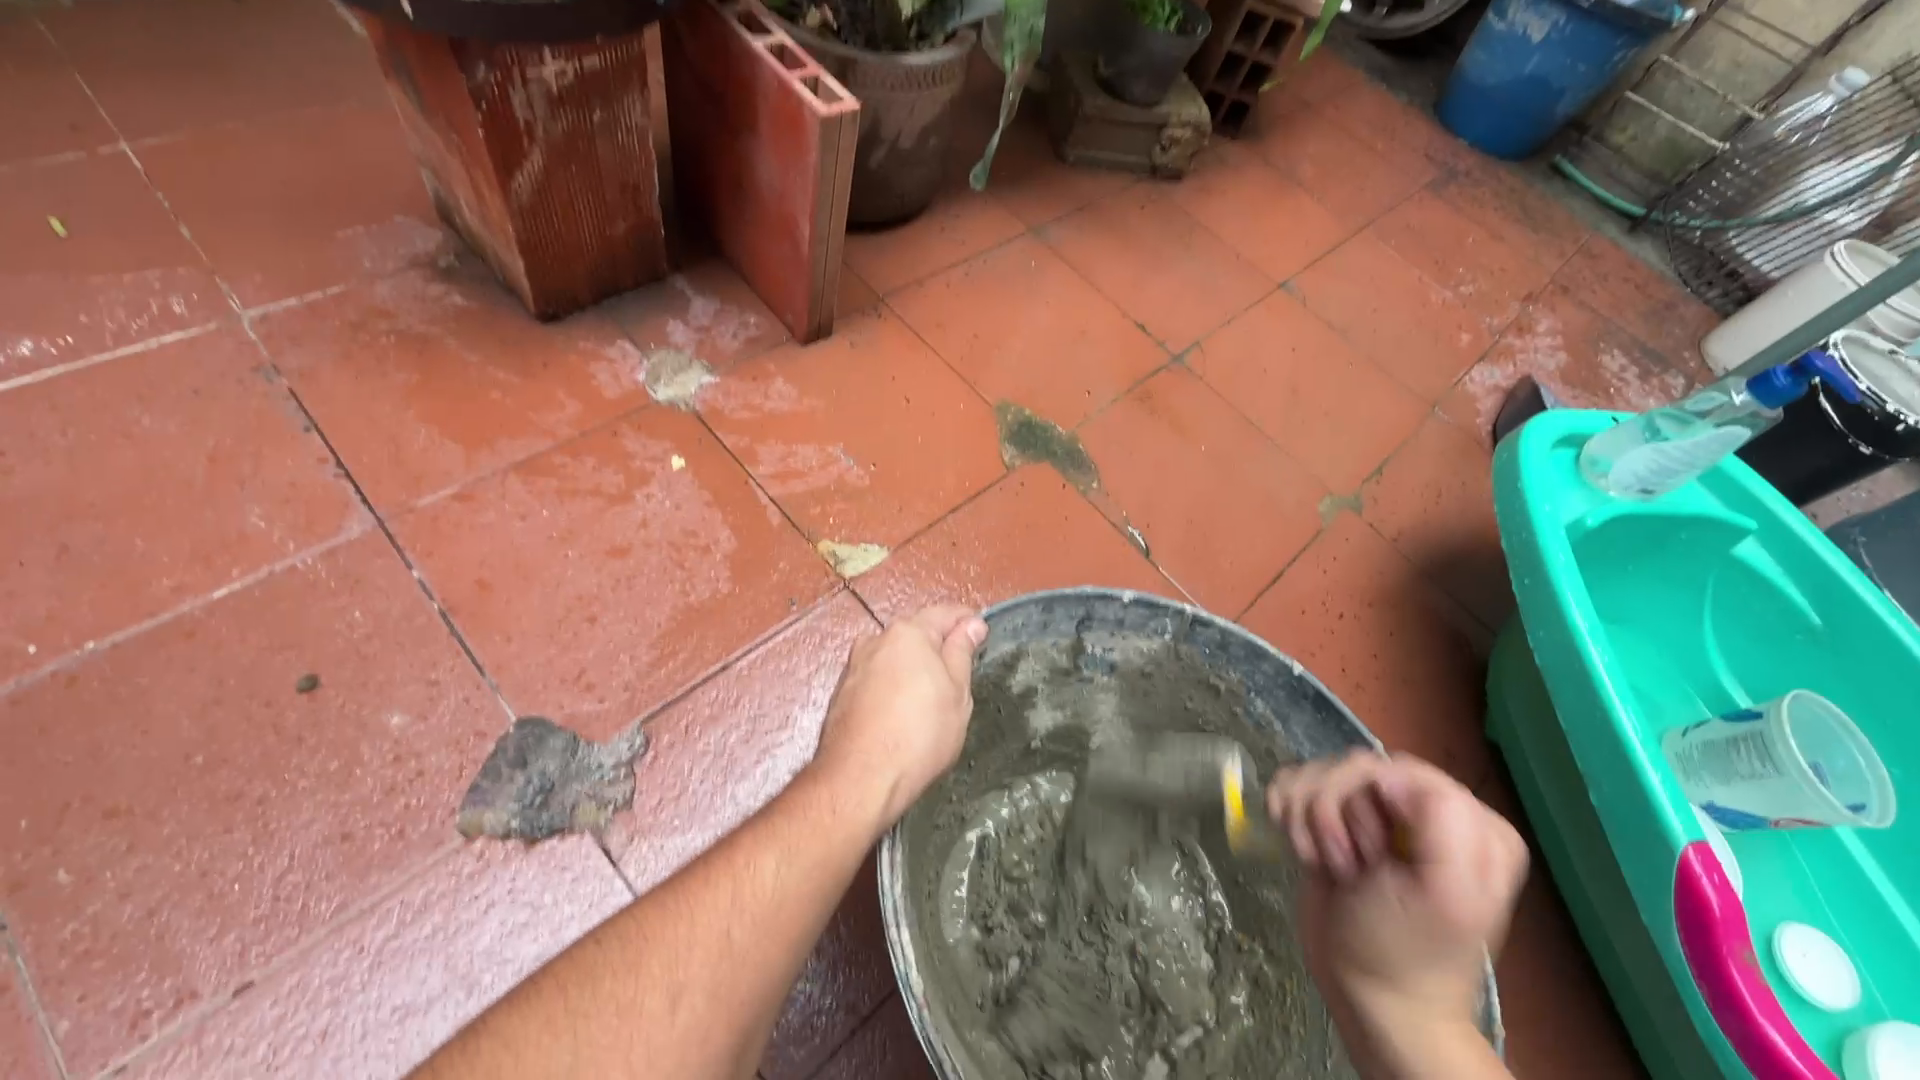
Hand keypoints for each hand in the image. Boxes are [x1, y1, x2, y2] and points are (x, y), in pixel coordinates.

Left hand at [809, 604, 987, 831]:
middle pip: (915, 633)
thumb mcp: (957, 692)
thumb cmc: (919, 735)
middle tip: (962, 673)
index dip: (967, 622)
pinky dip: (894, 688)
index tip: (983, 634)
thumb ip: (962, 652)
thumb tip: (971, 624)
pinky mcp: (842, 693)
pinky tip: (904, 714)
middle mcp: (875, 641)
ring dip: (914, 669)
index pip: (944, 613)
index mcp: (908, 633)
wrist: (861, 779)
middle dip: (938, 646)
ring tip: (933, 699)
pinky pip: (877, 679)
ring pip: (894, 658)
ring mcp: (854, 667)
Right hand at [1266, 753, 1526, 1042]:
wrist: (1369, 997)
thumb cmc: (1407, 951)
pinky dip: (1286, 813)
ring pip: (1317, 773)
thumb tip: (1384, 775)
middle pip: (1352, 767)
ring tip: (1326, 865)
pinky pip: (1294, 784)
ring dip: (1305, 818)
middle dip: (1331, 813)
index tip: (1369, 857)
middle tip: (1345, 866)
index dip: (1370, 803)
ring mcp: (1372, 812)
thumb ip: (1442, 818)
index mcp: (1466, 819)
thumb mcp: (1447, 892)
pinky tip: (1302, 851)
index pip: (1398, 768)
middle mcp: (1420, 807)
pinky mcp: (1331, 820)